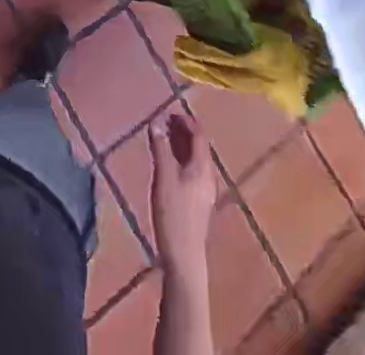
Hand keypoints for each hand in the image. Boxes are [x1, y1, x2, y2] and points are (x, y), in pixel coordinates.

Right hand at [150, 112, 217, 273]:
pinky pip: (191, 170)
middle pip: (199, 147)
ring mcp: (204, 190)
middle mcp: (208, 176)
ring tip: (163, 135)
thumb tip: (156, 123)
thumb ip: (160, 148)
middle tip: (165, 120)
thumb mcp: (163, 177)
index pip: (199, 136)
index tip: (171, 111)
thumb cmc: (173, 213)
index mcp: (203, 168)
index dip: (187, 121)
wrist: (184, 254)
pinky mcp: (198, 201)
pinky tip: (168, 161)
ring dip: (181, 144)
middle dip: (183, 131)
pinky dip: (180, 158)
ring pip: (195, 159)